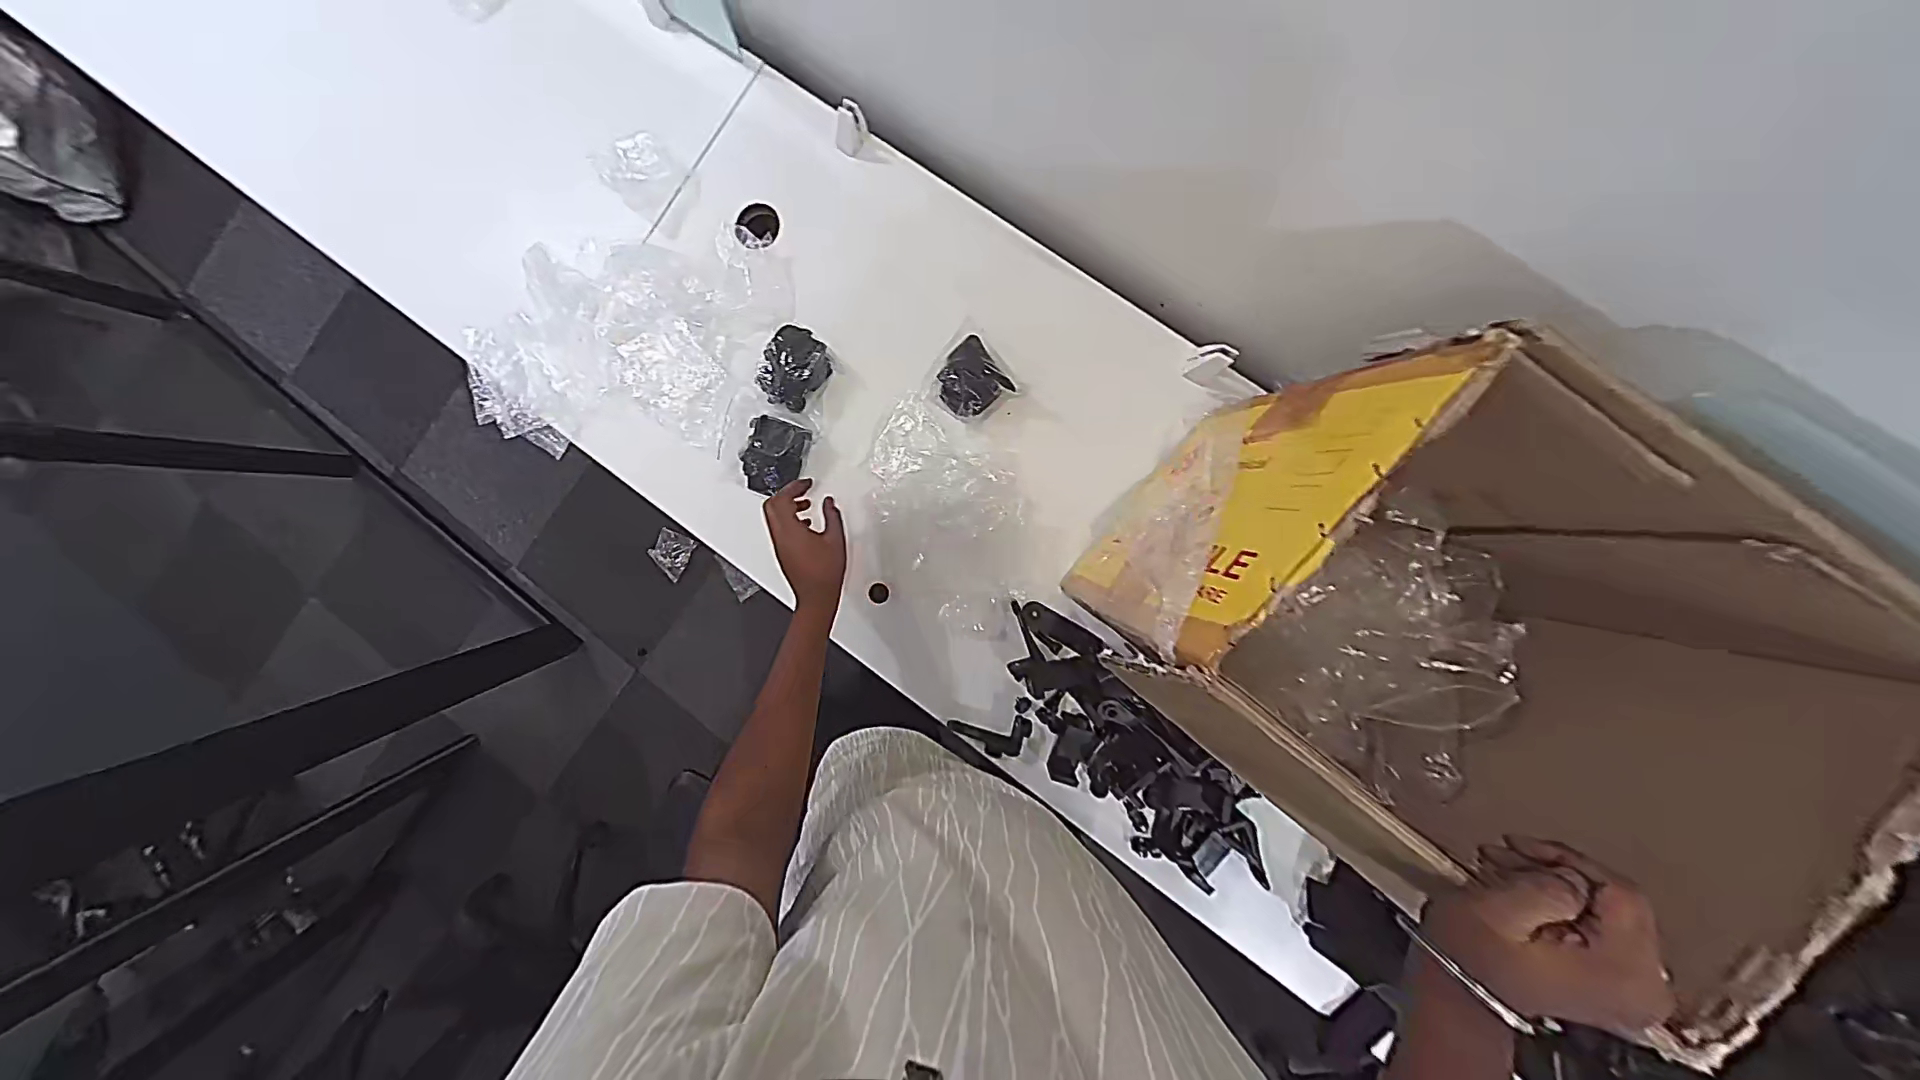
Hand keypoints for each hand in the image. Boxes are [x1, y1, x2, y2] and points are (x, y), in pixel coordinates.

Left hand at [763, 479, 845, 613]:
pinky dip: (789, 519)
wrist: (816, 597)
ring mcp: (779, 545)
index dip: (794, 486)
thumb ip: (831, 515)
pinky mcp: (782, 552)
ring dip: (787, 507)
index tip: (805, 483)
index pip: (782, 499)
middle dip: (786, 494)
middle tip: (802, 490)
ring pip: (773, 517)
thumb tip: (828, 503)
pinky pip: (779, 529)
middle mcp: (780, 536)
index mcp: (790, 530)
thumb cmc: (825, 574)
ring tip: (805, 504)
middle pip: (772, 505)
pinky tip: (806, 523)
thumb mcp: (836, 539)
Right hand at [1421, 837, 1674, 1037]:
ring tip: (1504, 867)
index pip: (1620, 892)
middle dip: (1557, 870)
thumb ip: (1543, 888)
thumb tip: (1570, 877)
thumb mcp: (1496, 911)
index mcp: (1626, 971)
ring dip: (1554, 883)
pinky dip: (1561, 903)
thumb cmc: (1471, 956)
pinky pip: (1601, 927)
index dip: (1567, 858)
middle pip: (1617, 901)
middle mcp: (1647, 986)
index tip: (1518, 844)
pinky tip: (1521, 890)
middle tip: (1505, 853)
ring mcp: (1636, 989)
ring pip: (1607, 910)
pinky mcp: (1617, 984)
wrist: (1460, 999)